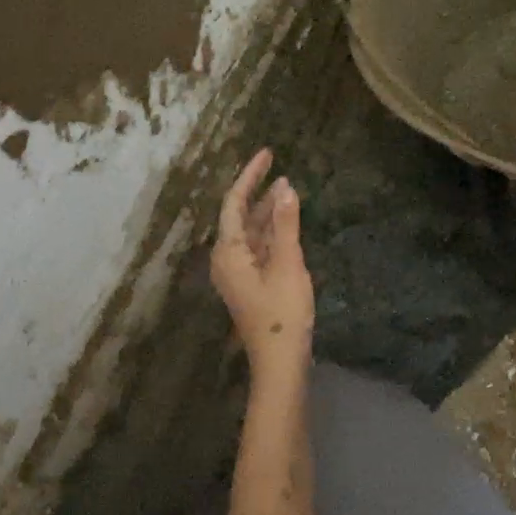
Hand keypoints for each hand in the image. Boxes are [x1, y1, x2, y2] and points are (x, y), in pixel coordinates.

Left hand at [211, 149, 314, 377]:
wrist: (280, 361)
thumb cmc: (281, 312)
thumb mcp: (288, 264)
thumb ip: (286, 225)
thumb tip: (286, 188)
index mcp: (229, 252)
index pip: (234, 203)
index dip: (249, 176)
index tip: (267, 153)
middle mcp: (227, 258)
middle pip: (240, 215)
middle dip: (258, 190)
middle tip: (279, 165)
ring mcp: (239, 272)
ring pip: (251, 230)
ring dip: (268, 209)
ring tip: (288, 186)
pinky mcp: (252, 282)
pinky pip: (259, 245)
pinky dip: (272, 229)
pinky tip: (288, 219)